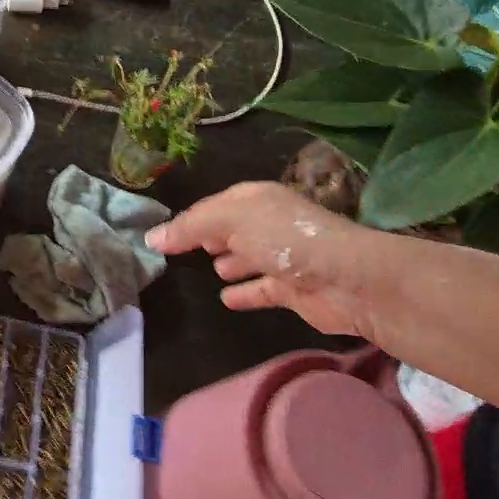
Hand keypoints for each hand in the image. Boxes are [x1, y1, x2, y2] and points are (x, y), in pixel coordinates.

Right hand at [146, 181, 377, 336]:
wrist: (347, 280)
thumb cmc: (285, 239)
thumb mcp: (229, 221)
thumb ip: (190, 228)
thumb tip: (151, 238)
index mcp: (255, 199)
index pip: (214, 205)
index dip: (190, 219)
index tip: (163, 235)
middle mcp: (268, 224)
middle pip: (232, 229)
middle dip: (210, 236)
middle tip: (182, 249)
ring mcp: (282, 258)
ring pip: (247, 258)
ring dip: (229, 262)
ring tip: (207, 269)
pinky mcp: (292, 291)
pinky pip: (260, 290)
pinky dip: (244, 292)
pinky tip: (224, 299)